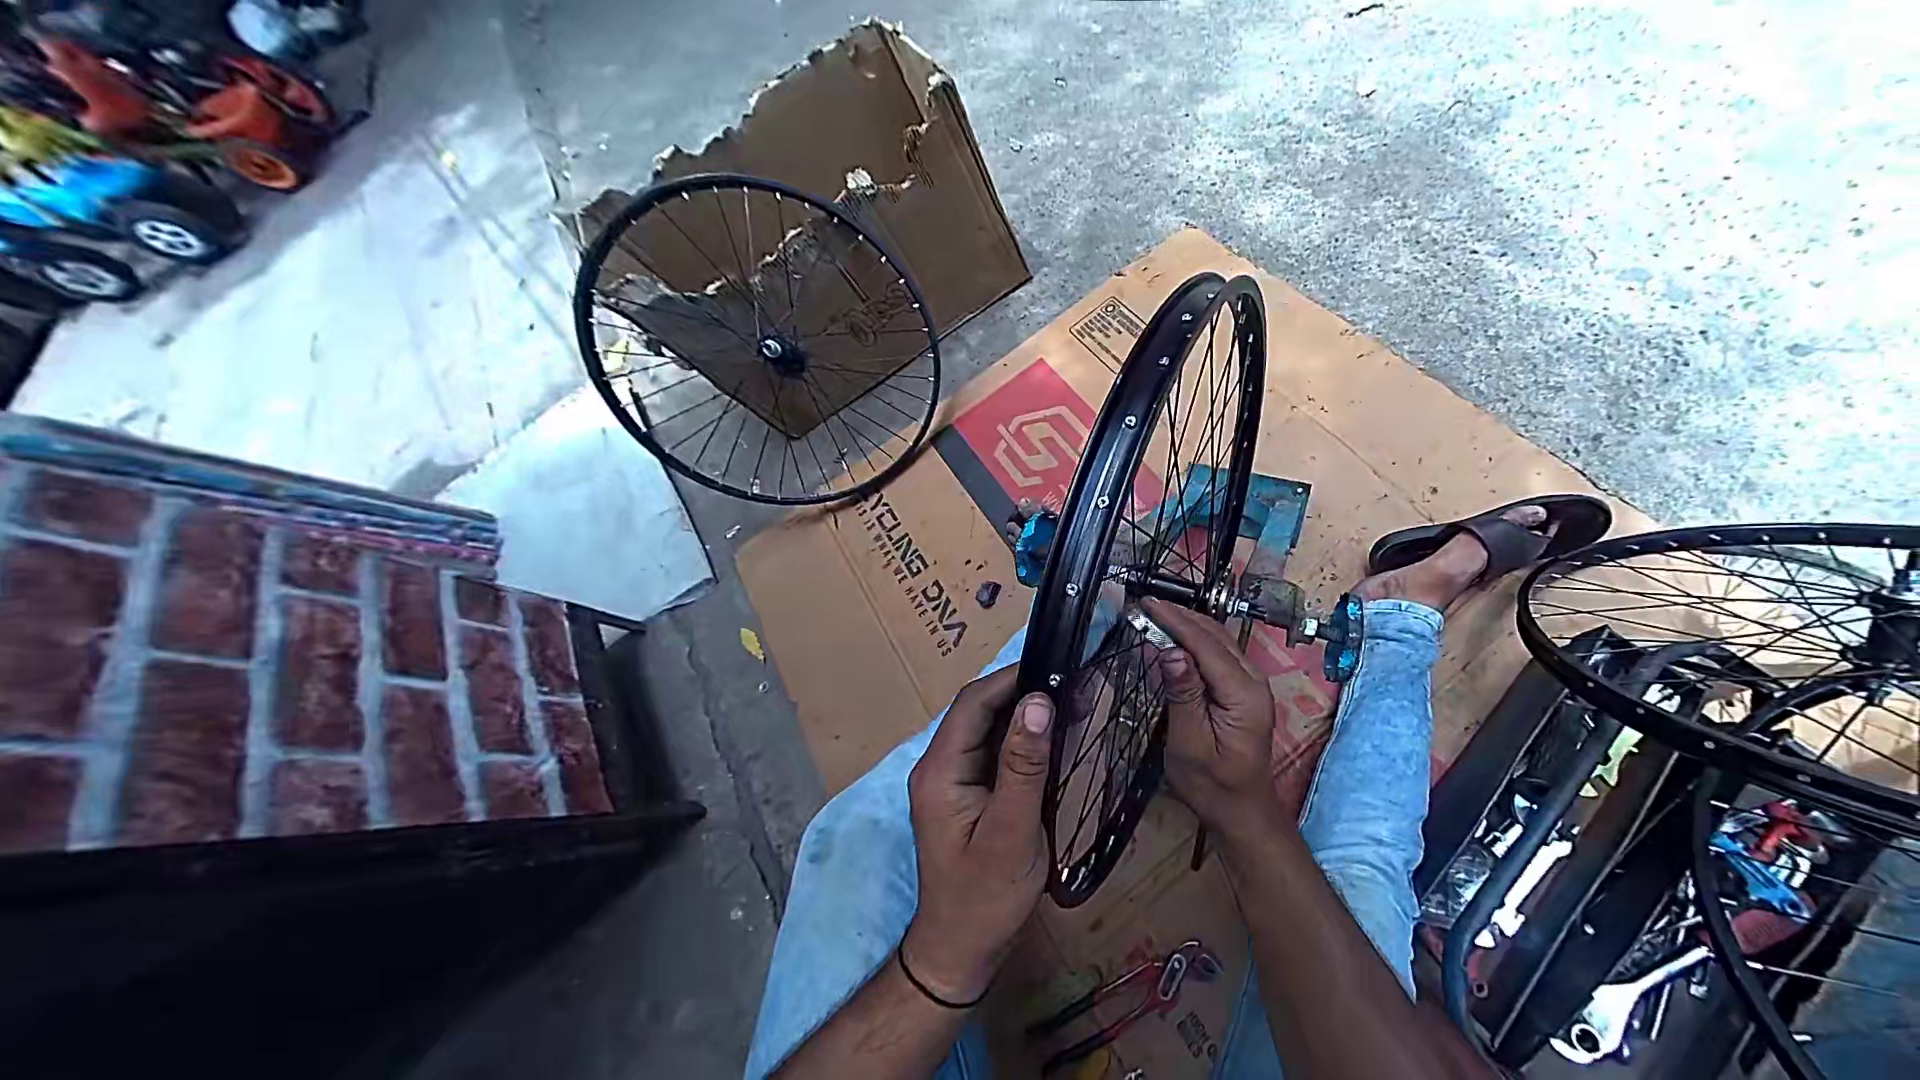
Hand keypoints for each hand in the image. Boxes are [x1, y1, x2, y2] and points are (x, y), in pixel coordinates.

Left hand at [901, 666, 1054, 1002]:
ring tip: (1070, 704)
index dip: (1010, 680)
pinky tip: (1052, 738)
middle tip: (1071, 685)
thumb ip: (1024, 766)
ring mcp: (952, 780)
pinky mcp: (968, 793)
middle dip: (1022, 695)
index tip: (1054, 668)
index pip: (972, 705)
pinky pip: (994, 754)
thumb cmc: (985, 897)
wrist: (961, 950)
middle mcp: (940, 766)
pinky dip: (1022, 742)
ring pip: (988, 730)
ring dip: (1024, 716)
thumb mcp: (1012, 831)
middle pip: (979, 713)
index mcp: (939, 770)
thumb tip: (1039, 703)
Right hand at [1143, 597, 1287, 841]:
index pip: (1205, 644)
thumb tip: (1170, 652)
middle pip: (1215, 635)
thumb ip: (1182, 695)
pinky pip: (1219, 652)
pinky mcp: (1244, 688)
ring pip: (1219, 639)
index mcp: (1243, 694)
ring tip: (1153, 614)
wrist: (1242, 810)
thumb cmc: (1211, 784)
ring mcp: (1252, 683)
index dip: (1174, 621)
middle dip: (1179, 616)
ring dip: (1186, 623)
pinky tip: (1174, 635)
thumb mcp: (1189, 743)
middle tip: (1143, 605)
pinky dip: (1195, 637)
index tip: (1146, 604)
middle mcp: (1254, 681)